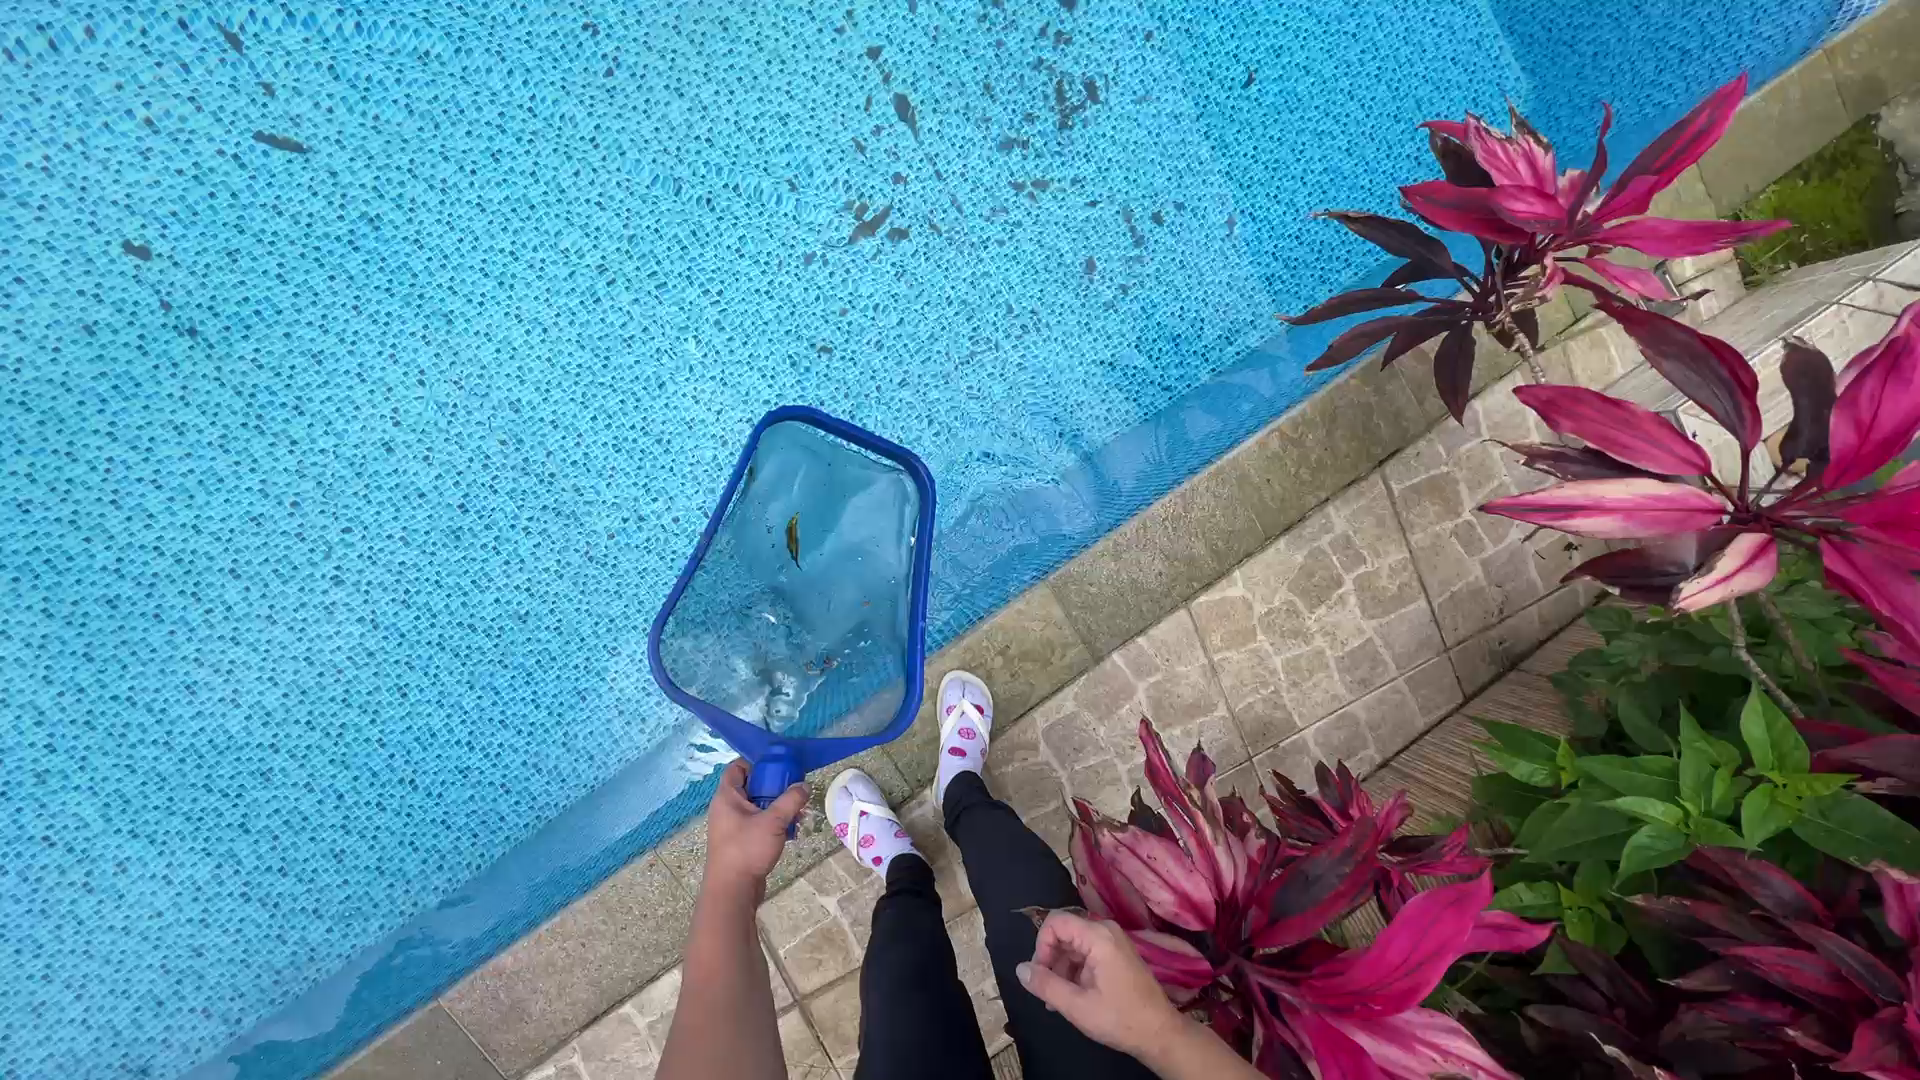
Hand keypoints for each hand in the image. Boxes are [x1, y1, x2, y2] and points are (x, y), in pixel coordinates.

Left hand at [701, 760, 807, 901]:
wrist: (733, 891)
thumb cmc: (747, 849)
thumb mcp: (774, 821)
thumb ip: (791, 800)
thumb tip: (805, 785)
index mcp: (727, 797)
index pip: (737, 767)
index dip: (756, 762)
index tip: (779, 764)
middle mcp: (726, 808)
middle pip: (751, 786)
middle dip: (774, 785)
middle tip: (794, 786)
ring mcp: (733, 826)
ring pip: (757, 806)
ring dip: (777, 805)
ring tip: (797, 810)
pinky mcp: (740, 841)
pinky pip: (758, 822)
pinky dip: (774, 822)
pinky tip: (792, 828)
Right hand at [1016, 911, 1182, 1058]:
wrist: (1161, 1034)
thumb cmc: (1120, 1019)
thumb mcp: (1077, 1006)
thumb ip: (1046, 985)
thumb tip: (1020, 968)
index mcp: (1098, 936)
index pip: (1055, 922)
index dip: (1041, 946)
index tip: (1040, 974)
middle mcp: (1106, 930)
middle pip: (1064, 933)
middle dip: (1050, 960)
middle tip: (1046, 992)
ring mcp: (1113, 941)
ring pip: (1074, 944)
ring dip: (1061, 968)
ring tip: (1058, 1000)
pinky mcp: (1116, 954)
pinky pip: (1086, 952)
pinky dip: (1075, 971)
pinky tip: (1073, 996)